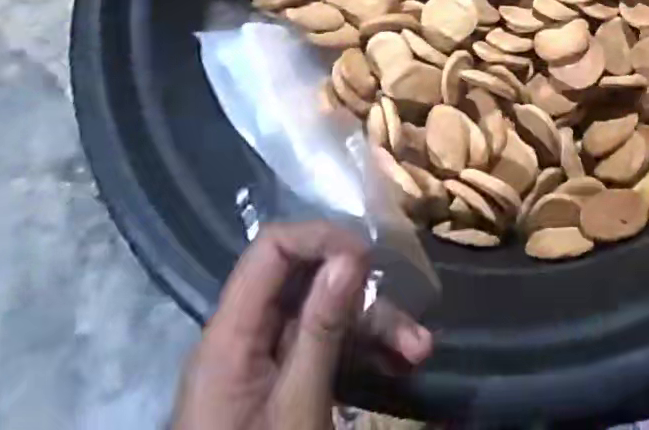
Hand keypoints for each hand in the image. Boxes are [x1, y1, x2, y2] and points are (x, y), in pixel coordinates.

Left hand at [170, 222, 432, 429]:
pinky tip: (401, 366)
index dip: (320, 238)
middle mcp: (244, 336)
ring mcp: (263, 361)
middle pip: (306, 282)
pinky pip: (323, 348)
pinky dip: (362, 352)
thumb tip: (351, 255)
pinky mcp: (280, 385)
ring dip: (373, 327)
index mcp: (230, 334)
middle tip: (407, 318)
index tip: (366, 257)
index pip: (271, 248)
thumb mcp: (297, 410)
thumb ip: (321, 329)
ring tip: (419, 351)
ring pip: (323, 315)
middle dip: (362, 293)